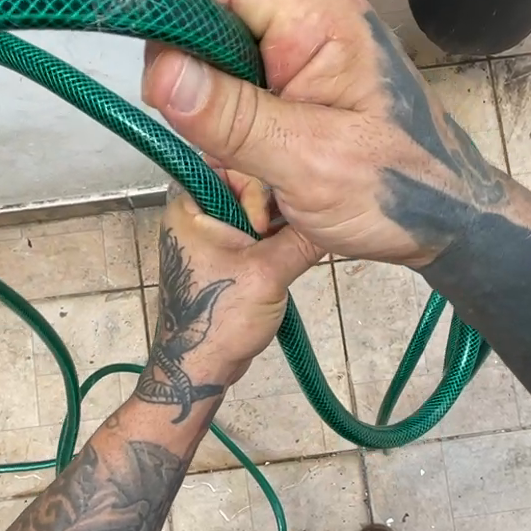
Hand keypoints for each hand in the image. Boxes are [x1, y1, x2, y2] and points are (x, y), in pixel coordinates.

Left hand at [134, 175, 315, 422]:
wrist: (199, 369)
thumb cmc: (219, 320)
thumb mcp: (269, 273)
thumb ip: (305, 239)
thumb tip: (340, 215)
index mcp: (190, 201)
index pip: (236, 161)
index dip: (262, 188)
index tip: (269, 225)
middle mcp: (195, 211)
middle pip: (249, 184)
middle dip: (274, 210)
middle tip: (280, 242)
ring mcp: (208, 234)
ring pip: (256, 211)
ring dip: (277, 230)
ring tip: (287, 252)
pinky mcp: (222, 256)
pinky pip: (254, 234)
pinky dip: (272, 244)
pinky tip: (288, 258)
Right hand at [141, 0, 530, 269]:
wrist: (448, 225)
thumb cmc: (403, 194)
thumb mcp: (311, 163)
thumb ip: (236, 119)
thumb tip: (164, 75)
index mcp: (322, 21)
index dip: (181, 20)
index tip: (166, 88)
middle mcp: (310, 29)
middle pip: (216, 22)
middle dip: (199, 88)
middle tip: (216, 148)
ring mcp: (304, 65)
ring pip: (221, 72)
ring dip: (218, 127)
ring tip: (251, 176)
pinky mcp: (299, 99)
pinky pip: (241, 106)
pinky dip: (235, 145)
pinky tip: (259, 179)